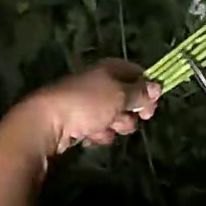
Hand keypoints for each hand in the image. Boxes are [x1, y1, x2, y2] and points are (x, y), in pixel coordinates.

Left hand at [0, 60, 161, 160]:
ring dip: (113, 126)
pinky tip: (88, 135)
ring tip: (102, 127)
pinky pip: (99, 129)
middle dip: (129, 113)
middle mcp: (99, 83)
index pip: (136, 73)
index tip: (152, 105)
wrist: (48, 121)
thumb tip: (157, 86)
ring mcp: (88, 103)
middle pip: (127, 99)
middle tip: (122, 118)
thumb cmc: (87, 103)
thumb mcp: (120, 95)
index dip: (147, 89)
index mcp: (108, 70)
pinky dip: (97, 134)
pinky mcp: (79, 122)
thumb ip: (140, 92)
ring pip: (114, 117)